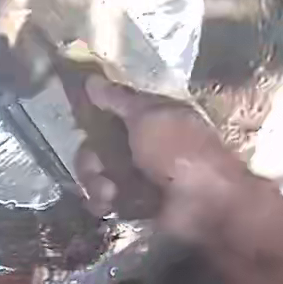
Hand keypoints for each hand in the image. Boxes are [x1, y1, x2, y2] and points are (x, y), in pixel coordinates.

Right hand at [75, 77, 254, 240]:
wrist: (205, 204)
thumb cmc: (179, 151)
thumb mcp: (149, 116)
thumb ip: (118, 98)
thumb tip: (91, 79)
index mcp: (151, 118)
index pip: (110, 111)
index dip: (91, 115)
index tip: (77, 120)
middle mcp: (141, 145)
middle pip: (95, 146)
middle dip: (89, 159)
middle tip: (97, 167)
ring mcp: (136, 176)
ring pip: (95, 173)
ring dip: (95, 182)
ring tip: (109, 193)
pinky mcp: (132, 203)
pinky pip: (101, 199)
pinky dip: (101, 202)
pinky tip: (109, 204)